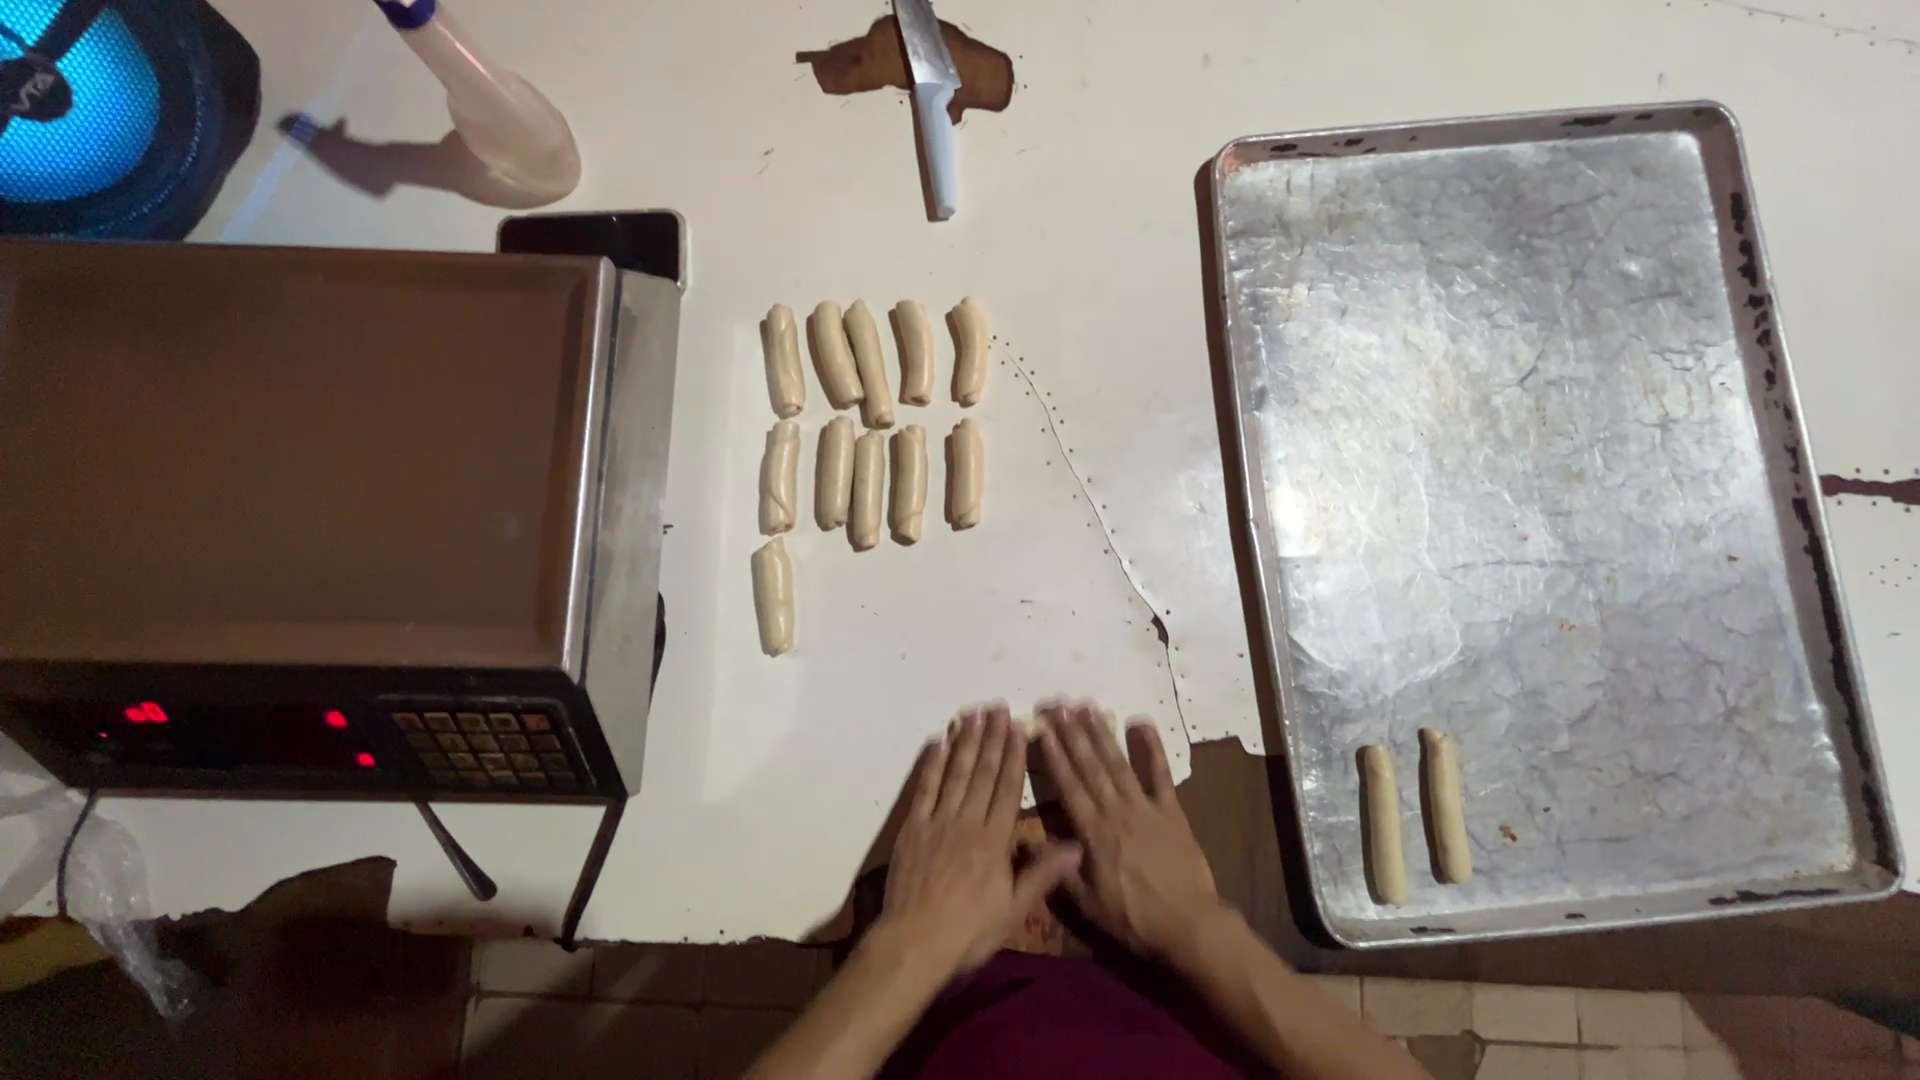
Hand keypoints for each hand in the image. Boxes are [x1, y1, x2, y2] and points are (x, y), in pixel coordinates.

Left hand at [876, 703, 1081, 977]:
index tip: (1018, 728)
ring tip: (972, 714)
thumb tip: (1076, 846)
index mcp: (995, 839)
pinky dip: (931, 764)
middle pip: (982, 772)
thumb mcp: (1014, 910)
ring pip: (955, 773)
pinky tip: (938, 742)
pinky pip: (924, 789)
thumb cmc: (969, 931)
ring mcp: (938, 821)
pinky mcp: (912, 828)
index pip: (1008, 788)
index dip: (1014, 756)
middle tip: (996, 707)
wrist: (916, 942)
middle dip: (991, 738)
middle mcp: (968, 821)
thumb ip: (1043, 874)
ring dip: (965, 742)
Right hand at [1036, 702, 1222, 960]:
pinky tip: (1141, 723)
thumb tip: (1036, 843)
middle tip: (1060, 706)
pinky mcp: (1172, 810)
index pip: (1069, 787)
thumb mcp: (1089, 905)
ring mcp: (1146, 807)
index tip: (1042, 730)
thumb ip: (1063, 871)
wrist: (1190, 924)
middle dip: (1073, 734)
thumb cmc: (1135, 919)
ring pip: (1118, 763)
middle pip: (1090, 766)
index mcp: (1094, 833)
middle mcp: (1116, 812)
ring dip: (1102, 733)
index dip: (1054, 757)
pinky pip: (1160, 774)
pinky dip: (1152, 748)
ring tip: (1087, 707)